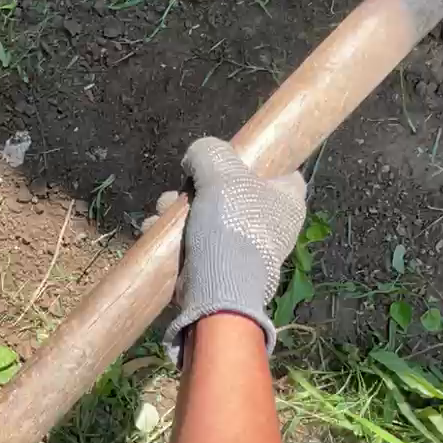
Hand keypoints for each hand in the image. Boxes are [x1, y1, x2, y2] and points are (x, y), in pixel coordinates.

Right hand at [162, 137, 305, 359]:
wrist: (217, 290)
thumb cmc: (231, 227)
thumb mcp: (221, 174)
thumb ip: (209, 152)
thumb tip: (198, 154)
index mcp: (287, 200)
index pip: (280, 169)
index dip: (254, 160)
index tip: (228, 158)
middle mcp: (271, 224)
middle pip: (231, 189)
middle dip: (197, 187)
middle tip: (182, 190)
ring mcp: (245, 247)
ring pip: (207, 213)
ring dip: (178, 209)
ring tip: (162, 212)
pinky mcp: (220, 265)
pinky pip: (196, 238)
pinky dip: (175, 234)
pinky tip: (155, 228)